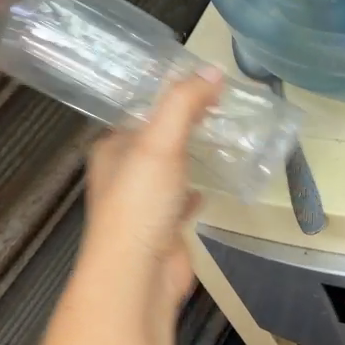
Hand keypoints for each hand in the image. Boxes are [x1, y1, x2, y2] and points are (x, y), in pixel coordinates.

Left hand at [80, 67, 223, 315]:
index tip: (209, 83)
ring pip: (174, 168)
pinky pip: (185, 198)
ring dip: (197, 155)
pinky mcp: (166, 227)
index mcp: (112, 148)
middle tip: (228, 109)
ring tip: (231, 138)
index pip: (143, 110)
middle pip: (160, 138)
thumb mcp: (161, 144)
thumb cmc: (141, 205)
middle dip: (190, 124)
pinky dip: (200, 188)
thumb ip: (184, 105)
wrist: (139, 274)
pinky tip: (218, 183)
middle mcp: (124, 173)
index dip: (173, 95)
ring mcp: (145, 202)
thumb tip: (213, 71)